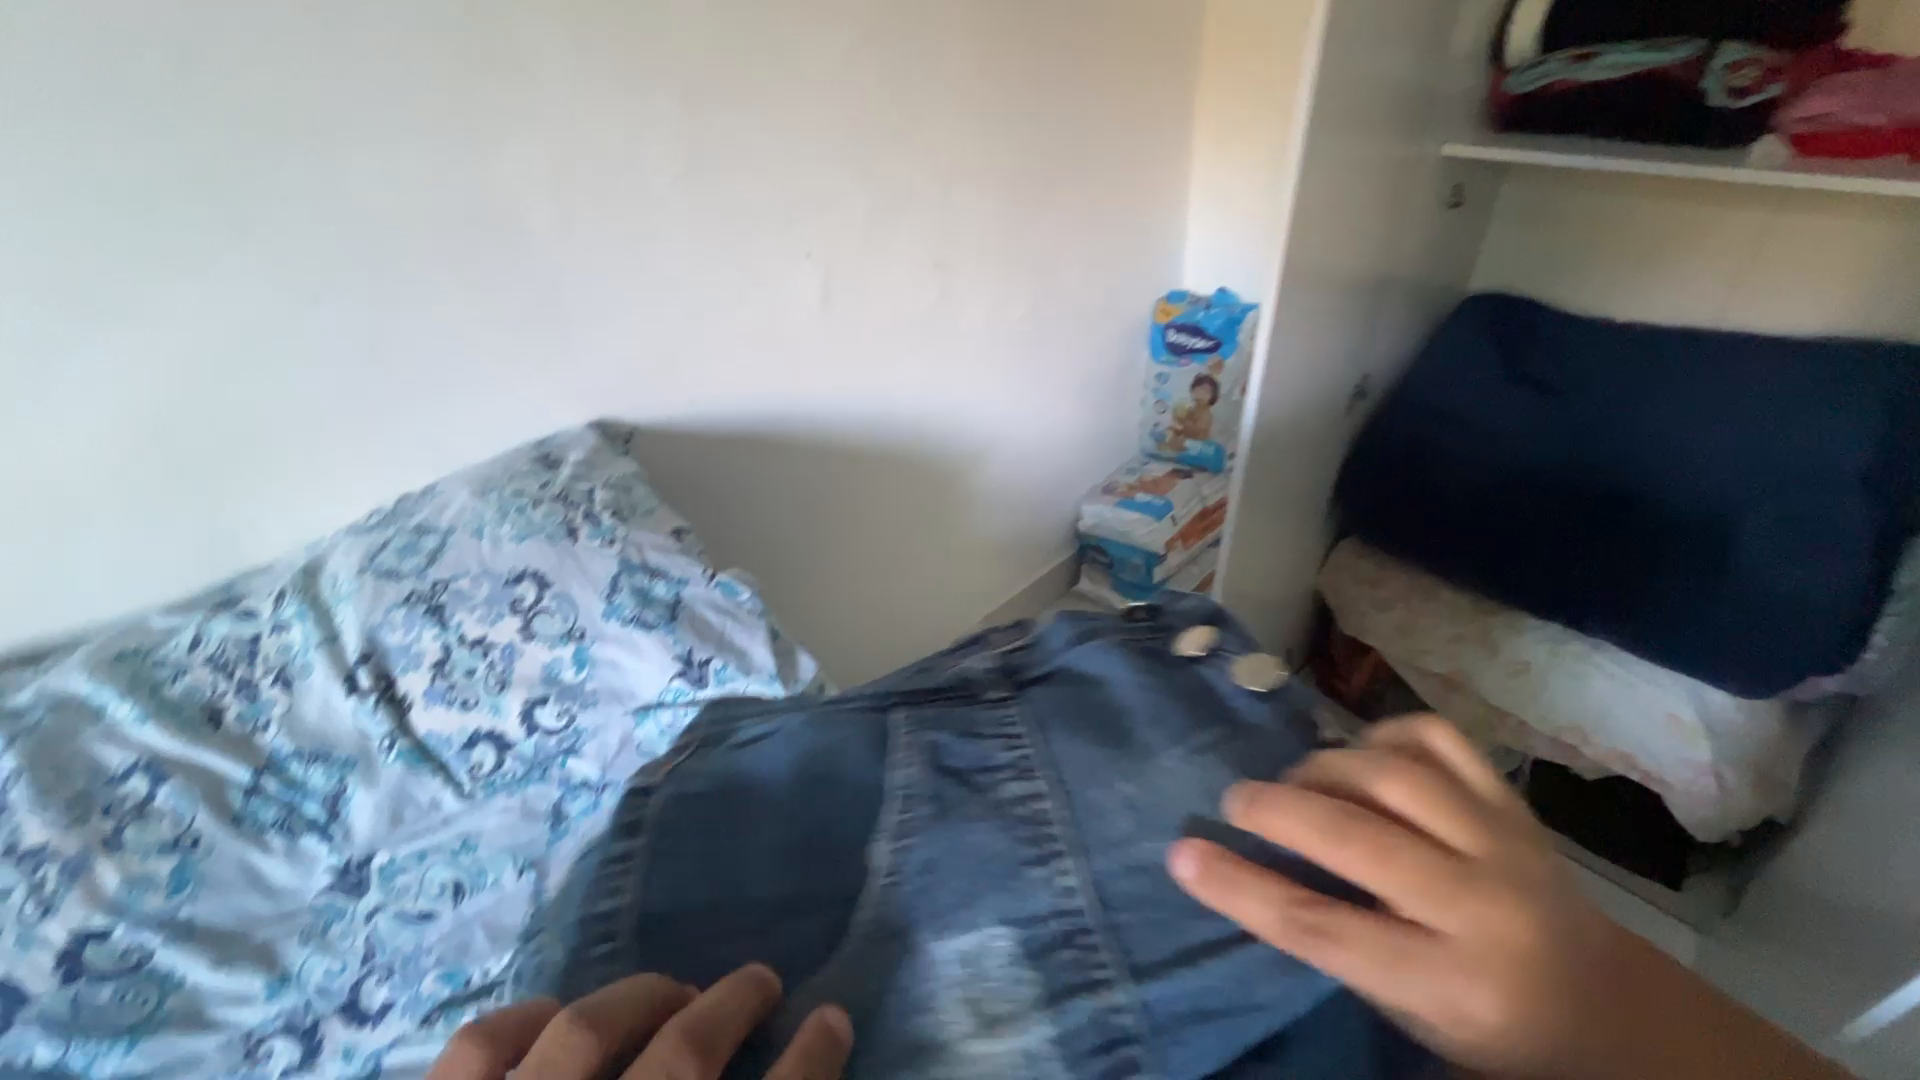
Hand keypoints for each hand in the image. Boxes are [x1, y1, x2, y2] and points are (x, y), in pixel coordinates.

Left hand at [427, 964, 852, 1079]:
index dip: (810, 1064)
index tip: (833, 1019)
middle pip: (684, 1057)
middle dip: (737, 1005)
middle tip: (762, 982)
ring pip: (589, 1033)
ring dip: (647, 996)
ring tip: (677, 991)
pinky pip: (482, 1049)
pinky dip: (525, 1018)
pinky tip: (560, 1016)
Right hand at [1167, 714, 1849, 1079]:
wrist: (1604, 1003)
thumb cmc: (1484, 1023)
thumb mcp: (1403, 1008)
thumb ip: (1332, 937)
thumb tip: (1243, 866)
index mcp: (1451, 981)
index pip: (1323, 927)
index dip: (1240, 887)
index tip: (1182, 853)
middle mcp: (1482, 905)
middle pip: (1354, 837)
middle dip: (1276, 809)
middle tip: (1236, 801)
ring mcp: (1505, 841)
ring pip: (1392, 775)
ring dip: (1323, 767)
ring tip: (1297, 782)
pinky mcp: (1513, 801)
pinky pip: (1437, 739)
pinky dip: (1382, 736)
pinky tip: (1360, 756)